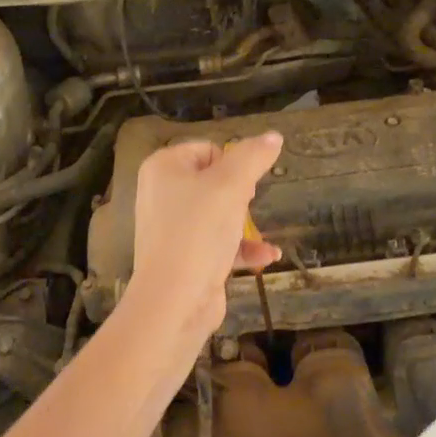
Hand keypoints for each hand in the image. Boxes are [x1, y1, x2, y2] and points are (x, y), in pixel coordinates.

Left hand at [126, 132, 283, 337]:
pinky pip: (217, 243)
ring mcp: (171, 228)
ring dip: (243, 222)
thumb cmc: (199, 232)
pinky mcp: (184, 257)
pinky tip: (268, 256)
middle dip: (239, 194)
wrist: (174, 300)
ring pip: (217, 213)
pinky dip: (241, 248)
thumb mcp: (231, 186)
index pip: (207, 149)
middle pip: (213, 180)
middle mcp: (161, 194)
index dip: (232, 164)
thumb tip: (274, 136)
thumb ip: (254, 157)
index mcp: (163, 168)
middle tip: (248, 205)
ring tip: (255, 232)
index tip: (243, 184)